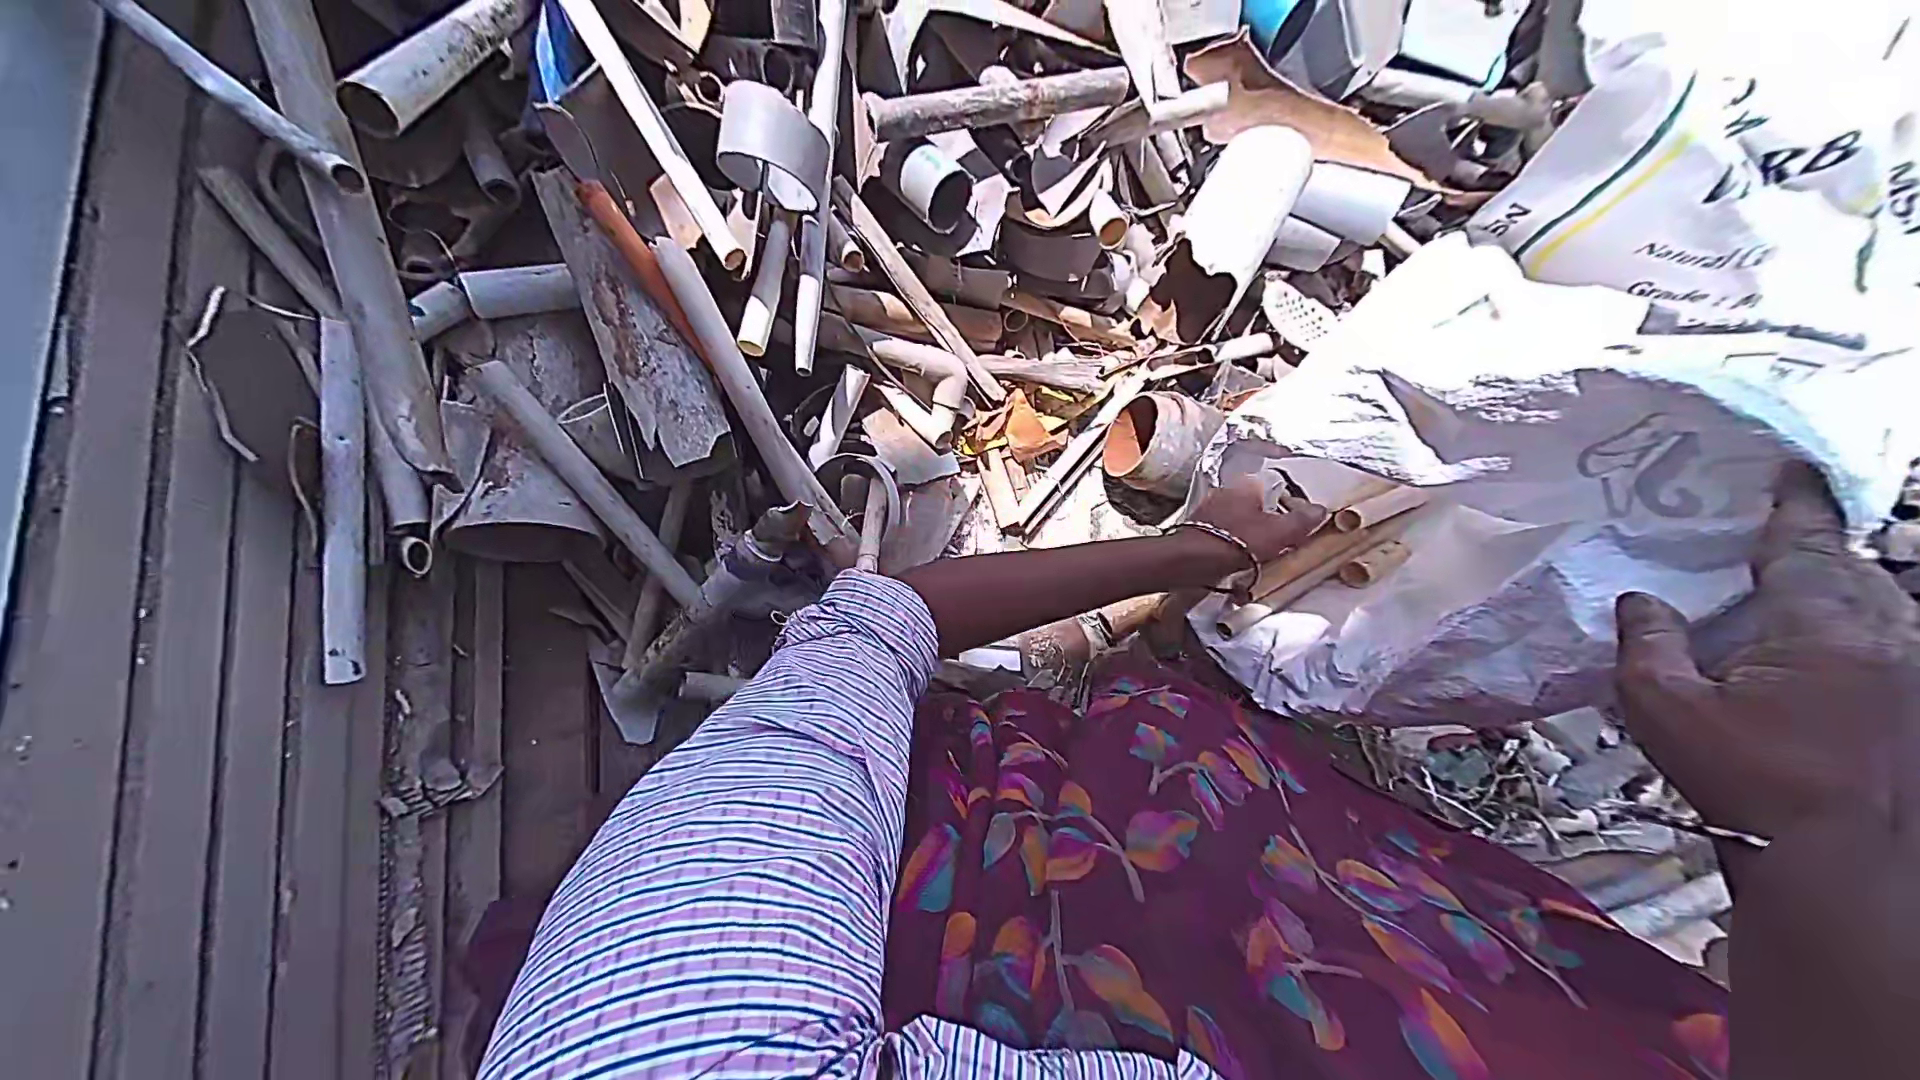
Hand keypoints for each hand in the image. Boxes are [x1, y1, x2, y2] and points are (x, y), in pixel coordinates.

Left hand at [1187, 476, 1329, 564]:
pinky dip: (1231, 546)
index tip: (1294, 521)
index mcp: (1246, 485)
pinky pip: (1221, 535)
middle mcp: (1224, 492)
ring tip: (1260, 555)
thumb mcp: (1281, 532)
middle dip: (1266, 522)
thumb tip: (1320, 509)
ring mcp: (1207, 510)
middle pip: (1254, 504)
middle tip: (1279, 541)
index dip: (1287, 503)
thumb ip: (1302, 520)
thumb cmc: (1240, 542)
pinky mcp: (1195, 529)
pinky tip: (1237, 561)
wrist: (1193, 561)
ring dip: (1248, 536)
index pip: (1273, 486)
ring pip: (1236, 521)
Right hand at [1614, 463, 1919, 839]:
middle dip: (1817, 548)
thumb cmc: (1743, 775)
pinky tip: (1830, 634)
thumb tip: (1642, 598)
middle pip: (1856, 575)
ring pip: (1887, 606)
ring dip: (1842, 585)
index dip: (1792, 511)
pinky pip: (1894, 638)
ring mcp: (1918, 677)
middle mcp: (1892, 645)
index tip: (1790, 472)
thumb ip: (1651, 643)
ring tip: (1798, 576)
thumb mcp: (1662, 705)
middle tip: (1780, 525)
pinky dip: (1862, 620)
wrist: (1846, 860)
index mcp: (1825, 637)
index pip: (1803, 555)